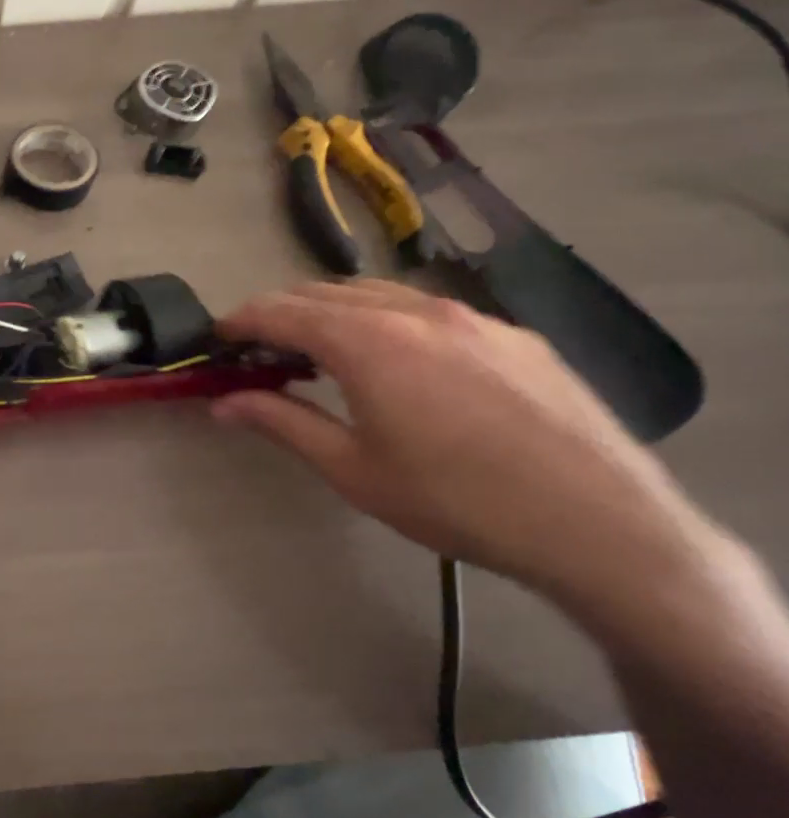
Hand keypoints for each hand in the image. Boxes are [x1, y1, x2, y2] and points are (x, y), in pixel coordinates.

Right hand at [212, 280, 706, 592]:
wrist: (601, 525)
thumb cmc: (456, 501)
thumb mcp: (353, 470)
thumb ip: (283, 423)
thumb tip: (223, 403)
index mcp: (367, 341)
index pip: (281, 312)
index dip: (241, 320)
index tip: (216, 337)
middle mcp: (415, 311)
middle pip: (325, 293)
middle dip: (282, 313)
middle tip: (259, 349)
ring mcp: (472, 318)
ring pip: (380, 294)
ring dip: (335, 312)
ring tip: (321, 350)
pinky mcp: (515, 336)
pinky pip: (430, 310)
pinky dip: (389, 320)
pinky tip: (399, 362)